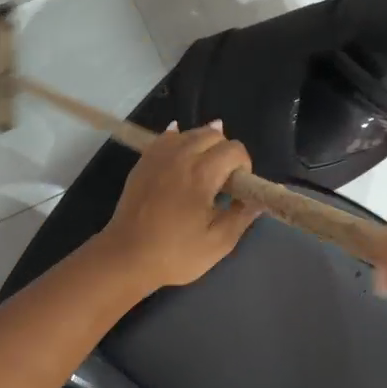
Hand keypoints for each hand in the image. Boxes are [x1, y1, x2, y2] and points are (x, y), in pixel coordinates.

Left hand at [92, 122, 261, 290]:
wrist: (128, 254)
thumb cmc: (176, 252)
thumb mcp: (218, 242)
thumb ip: (241, 216)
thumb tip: (258, 199)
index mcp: (201, 173)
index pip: (234, 149)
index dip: (244, 165)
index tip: (239, 189)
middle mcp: (180, 155)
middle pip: (212, 134)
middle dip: (225, 152)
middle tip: (224, 181)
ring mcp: (158, 155)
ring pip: (189, 132)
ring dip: (204, 144)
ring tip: (206, 168)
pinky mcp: (144, 160)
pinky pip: (166, 137)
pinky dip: (179, 138)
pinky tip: (182, 149)